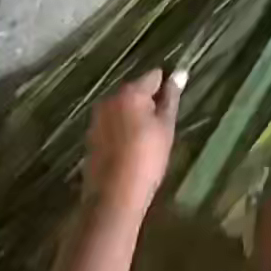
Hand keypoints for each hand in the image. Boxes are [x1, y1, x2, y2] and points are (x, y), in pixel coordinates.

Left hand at [83, 68, 183, 209]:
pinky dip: (122, 129)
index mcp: (130, 92)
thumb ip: (171, 99)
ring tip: (148, 140)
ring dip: (134, 115)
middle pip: (136, 90)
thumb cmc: (146, 159)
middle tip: (163, 125)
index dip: (166, 86)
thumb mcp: (165, 128)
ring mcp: (97, 116)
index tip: (174, 103)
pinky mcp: (91, 134)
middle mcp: (110, 97)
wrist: (113, 198)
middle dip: (149, 101)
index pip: (153, 76)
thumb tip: (180, 72)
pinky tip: (130, 149)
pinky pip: (112, 122)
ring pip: (122, 106)